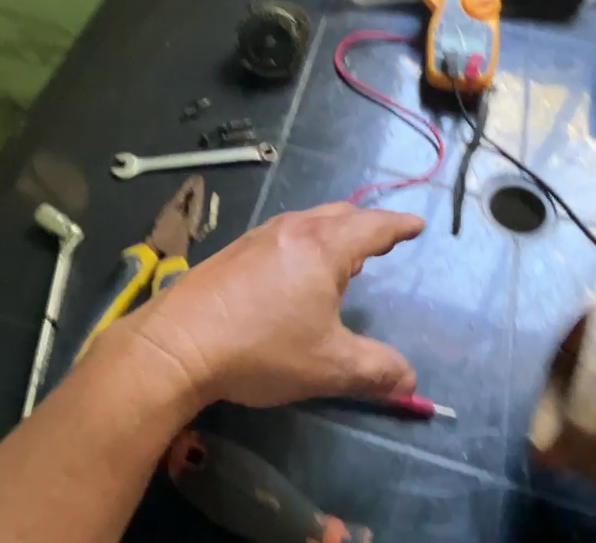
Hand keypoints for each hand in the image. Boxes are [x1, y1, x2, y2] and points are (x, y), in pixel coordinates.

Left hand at [119, 202, 424, 408]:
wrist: (179, 343)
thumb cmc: (262, 348)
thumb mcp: (329, 366)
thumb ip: (376, 371)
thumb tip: (411, 381)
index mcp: (323, 246)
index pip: (373, 226)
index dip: (399, 226)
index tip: (416, 224)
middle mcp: (292, 229)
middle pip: (340, 215)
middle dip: (367, 225)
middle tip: (385, 240)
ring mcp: (259, 236)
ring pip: (308, 221)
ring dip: (333, 231)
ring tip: (344, 254)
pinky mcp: (234, 251)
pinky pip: (284, 234)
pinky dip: (305, 241)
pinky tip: (295, 268)